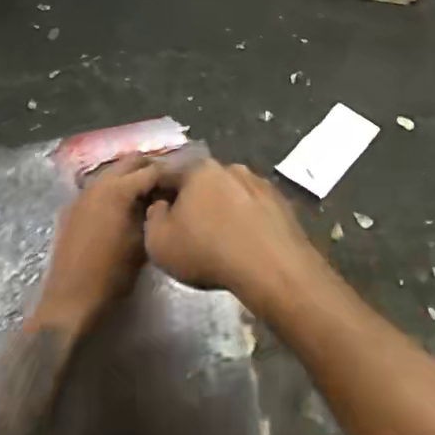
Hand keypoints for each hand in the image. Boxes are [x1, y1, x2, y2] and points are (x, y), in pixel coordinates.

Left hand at [32, 156, 162, 336]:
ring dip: (130, 177)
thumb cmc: (112, 275)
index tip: (182, 184)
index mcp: (119, 189)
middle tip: (166, 184)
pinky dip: (113, 189)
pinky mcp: (73, 207)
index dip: (169, 175)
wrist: (70, 301)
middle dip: (149, 168)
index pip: (151, 170)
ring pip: (112, 172)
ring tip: (147, 194)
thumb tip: (160, 199)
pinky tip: (122, 207)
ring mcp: (83, 194)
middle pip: (129, 163)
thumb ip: (153, 213)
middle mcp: (99, 184)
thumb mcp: (143, 243)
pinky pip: (98, 188)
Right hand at [144, 159, 325, 311]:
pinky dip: (248, 221)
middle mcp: (230, 166)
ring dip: (224, 209)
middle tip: (189, 229)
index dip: (158, 193)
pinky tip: (246, 244)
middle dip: (194, 201)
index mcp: (198, 169)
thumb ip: (153, 218)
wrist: (271, 267)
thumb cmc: (208, 251)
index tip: (157, 214)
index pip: (169, 174)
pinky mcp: (281, 202)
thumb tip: (161, 206)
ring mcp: (259, 182)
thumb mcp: (159, 243)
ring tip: (221, 240)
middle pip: (202, 181)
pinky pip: (255, 208)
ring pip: (231, 193)